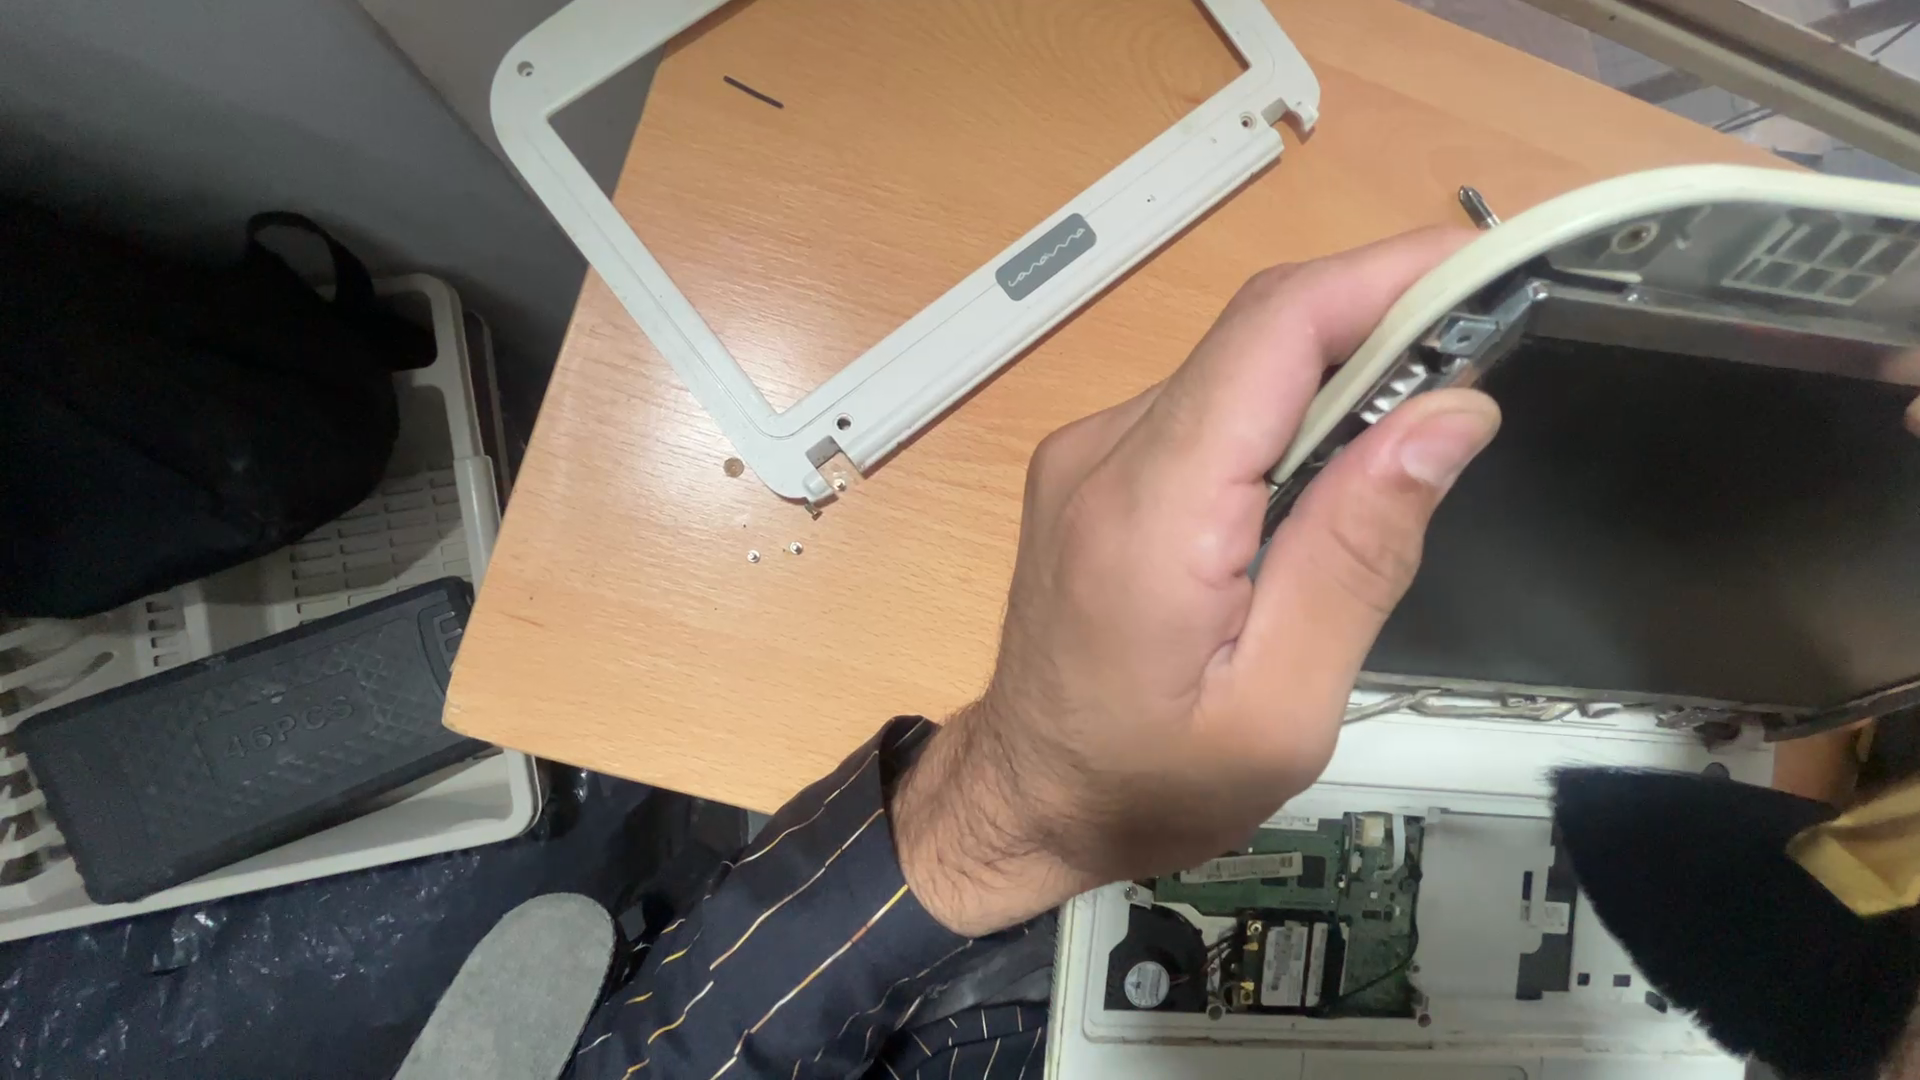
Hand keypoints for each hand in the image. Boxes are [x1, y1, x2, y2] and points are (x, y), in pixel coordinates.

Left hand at [891, 228, 1501, 935]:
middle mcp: (1100, 454)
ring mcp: (1080, 457)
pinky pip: (1191, 412)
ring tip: (1405, 431)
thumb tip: (1447, 415)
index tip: (1488, 271)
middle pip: (1250, 339)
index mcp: (1150, 508)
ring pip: (1225, 371)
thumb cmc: (1149, 779)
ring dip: (1322, 378)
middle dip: (1371, 326)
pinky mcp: (1080, 474)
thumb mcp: (1280, 705)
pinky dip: (1266, 418)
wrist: (1028, 790)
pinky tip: (1308, 477)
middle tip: (1476, 358)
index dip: (1386, 278)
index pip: (1270, 331)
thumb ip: (1356, 554)